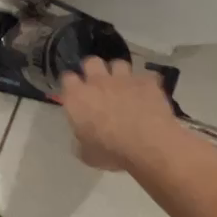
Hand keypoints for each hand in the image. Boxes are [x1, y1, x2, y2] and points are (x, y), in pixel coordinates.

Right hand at [58, 56, 177, 170]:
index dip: (72, 85)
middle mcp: (97, 82)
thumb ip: (80, 140)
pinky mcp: (147, 81)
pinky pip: (144, 76)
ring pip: (118, 64)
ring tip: (124, 87)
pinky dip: (144, 84)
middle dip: (93, 70)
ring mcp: (124, 78)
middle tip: (99, 85)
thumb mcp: (86, 154)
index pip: (67, 78)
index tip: (76, 93)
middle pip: (91, 62)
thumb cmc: (112, 152)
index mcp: (77, 98)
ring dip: (119, 74)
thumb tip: (82, 138)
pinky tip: (147, 95)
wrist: (149, 145)